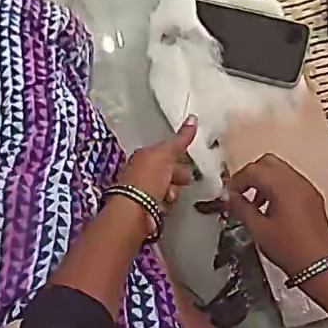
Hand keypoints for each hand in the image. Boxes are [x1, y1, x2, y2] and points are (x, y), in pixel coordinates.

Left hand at [111, 117, 198, 231]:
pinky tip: (165, 206)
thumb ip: (180, 139)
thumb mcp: (165, 154)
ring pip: (166, 188)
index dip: (178, 155)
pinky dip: (166, 204)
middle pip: (165, 171)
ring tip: (171, 195)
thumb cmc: (148, 178)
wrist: (134, 210)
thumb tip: (193, 117)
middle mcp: (139, 172)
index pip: (163, 152)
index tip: (190, 160)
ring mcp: (141, 191)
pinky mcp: (144, 209)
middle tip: (184, 180)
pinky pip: (162, 204)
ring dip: (173, 191)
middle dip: (177, 175)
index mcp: (142, 156)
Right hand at [222, 154, 327, 275]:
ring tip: (252, 204)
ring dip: (263, 181)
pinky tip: (268, 209)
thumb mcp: (258, 229)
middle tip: (239, 193)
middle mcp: (297, 182)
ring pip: (280, 170)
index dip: (236, 181)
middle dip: (250, 175)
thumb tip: (230, 198)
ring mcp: (307, 188)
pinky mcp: (311, 198)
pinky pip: (290, 182)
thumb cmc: (289, 249)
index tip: (228, 195)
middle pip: (268, 162)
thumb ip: (241, 208)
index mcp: (283, 187)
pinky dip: (275, 187)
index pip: (254, 170)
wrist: (319, 265)